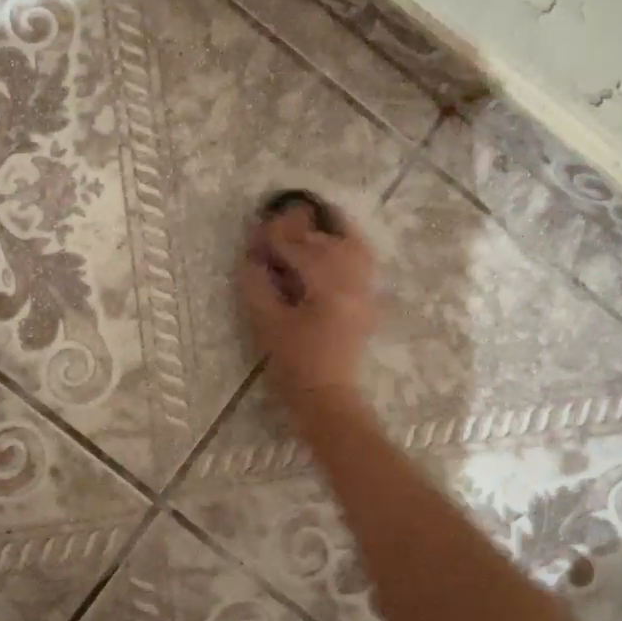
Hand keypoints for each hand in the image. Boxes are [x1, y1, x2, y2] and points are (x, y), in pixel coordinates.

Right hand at [236, 199, 377, 399]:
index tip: (258, 226)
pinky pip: (362, 260)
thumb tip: (253, 258)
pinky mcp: (368, 300)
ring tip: (307, 224)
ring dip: (328, 231)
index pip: (300, 246)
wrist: (328, 398)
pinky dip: (346, 246)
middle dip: (302, 228)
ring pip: (352, 245)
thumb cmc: (294, 363)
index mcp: (327, 284)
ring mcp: (366, 289)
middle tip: (277, 221)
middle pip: (330, 239)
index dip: (276, 234)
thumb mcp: (266, 323)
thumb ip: (257, 285)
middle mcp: (353, 280)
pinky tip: (331, 246)